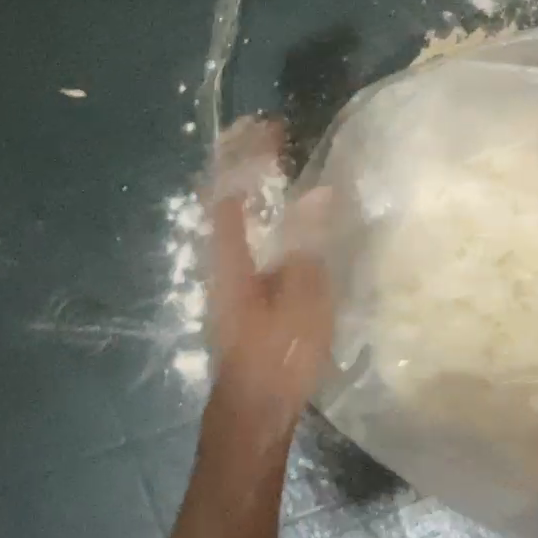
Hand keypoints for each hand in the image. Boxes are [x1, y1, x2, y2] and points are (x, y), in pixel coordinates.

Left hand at [205, 118, 335, 430]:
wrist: (253, 411)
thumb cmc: (279, 354)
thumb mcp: (303, 298)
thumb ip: (307, 243)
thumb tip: (317, 190)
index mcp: (230, 256)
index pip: (232, 190)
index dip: (247, 155)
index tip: (270, 125)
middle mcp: (221, 260)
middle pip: (223, 198)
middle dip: (241, 161)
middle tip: (266, 132)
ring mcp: (228, 279)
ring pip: (232, 217)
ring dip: (248, 183)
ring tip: (272, 160)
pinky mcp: (241, 294)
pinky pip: (244, 235)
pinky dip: (257, 210)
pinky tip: (278, 215)